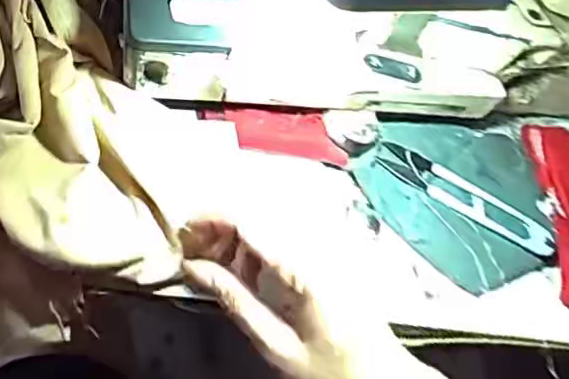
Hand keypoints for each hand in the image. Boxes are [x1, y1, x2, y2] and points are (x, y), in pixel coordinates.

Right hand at [180, 217, 440, 378]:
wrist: (388, 378)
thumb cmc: (332, 368)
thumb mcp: (277, 345)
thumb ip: (233, 300)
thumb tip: (191, 267)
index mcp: (298, 261)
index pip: (242, 217)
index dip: (206, 218)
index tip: (181, 233)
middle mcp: (308, 238)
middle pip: (248, 207)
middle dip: (214, 223)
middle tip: (191, 249)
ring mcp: (317, 237)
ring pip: (259, 212)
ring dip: (230, 230)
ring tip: (213, 261)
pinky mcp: (321, 243)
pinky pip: (275, 225)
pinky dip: (251, 237)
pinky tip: (244, 265)